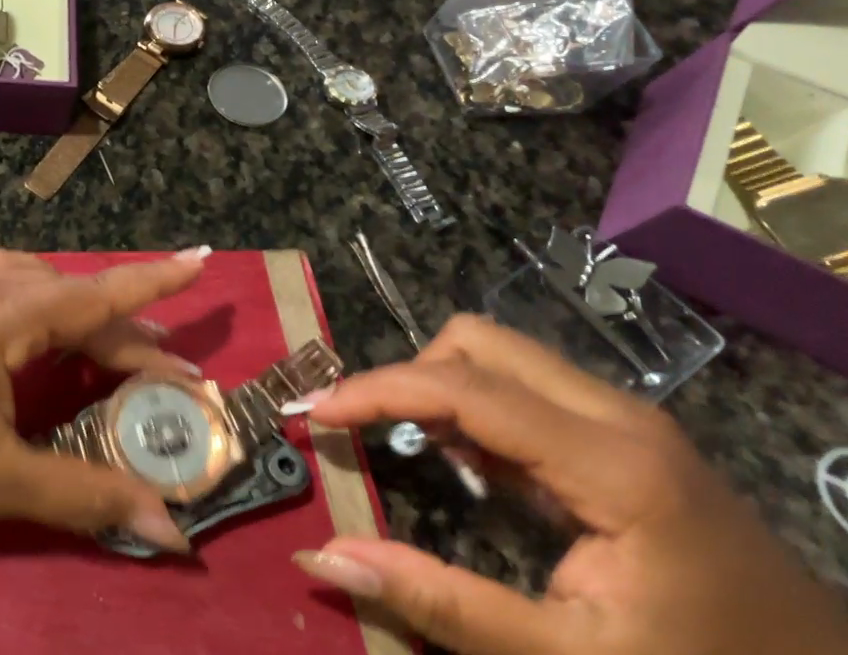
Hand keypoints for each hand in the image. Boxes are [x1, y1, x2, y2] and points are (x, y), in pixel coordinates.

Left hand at [0, 248, 212, 550]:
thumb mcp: (0, 480)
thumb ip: (88, 495)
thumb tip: (170, 529)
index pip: (93, 293)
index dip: (152, 282)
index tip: (202, 259)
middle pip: (67, 294)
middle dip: (121, 328)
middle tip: (169, 371)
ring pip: (32, 283)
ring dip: (77, 311)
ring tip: (115, 347)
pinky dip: (38, 306)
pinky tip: (42, 334)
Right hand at [295, 315, 847, 654]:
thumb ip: (439, 602)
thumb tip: (319, 556)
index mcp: (614, 467)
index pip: (464, 388)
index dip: (376, 391)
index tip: (313, 415)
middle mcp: (622, 418)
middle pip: (480, 343)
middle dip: (406, 376)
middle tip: (359, 429)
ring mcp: (632, 422)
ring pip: (501, 355)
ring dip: (437, 386)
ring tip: (404, 447)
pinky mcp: (631, 436)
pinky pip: (526, 386)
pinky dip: (472, 404)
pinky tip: (464, 464)